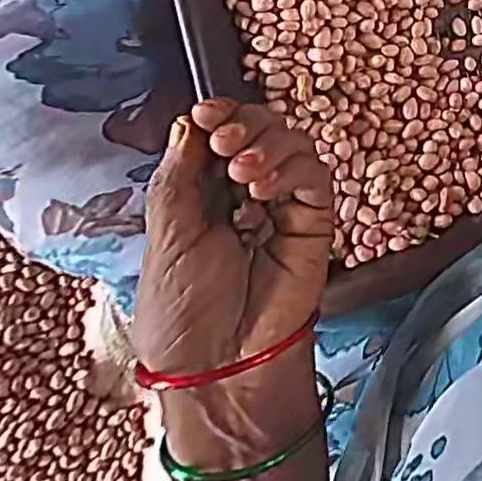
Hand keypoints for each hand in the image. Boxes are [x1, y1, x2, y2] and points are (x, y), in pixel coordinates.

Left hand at [132, 99, 331, 379]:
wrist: (219, 366)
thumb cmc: (183, 308)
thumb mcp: (167, 235)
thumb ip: (179, 175)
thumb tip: (191, 119)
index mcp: (209, 190)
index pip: (225, 133)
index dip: (221, 114)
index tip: (208, 113)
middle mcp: (250, 189)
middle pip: (264, 128)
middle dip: (246, 124)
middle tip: (225, 143)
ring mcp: (285, 202)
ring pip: (294, 143)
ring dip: (268, 144)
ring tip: (241, 172)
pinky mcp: (314, 219)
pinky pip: (315, 175)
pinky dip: (291, 170)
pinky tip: (263, 191)